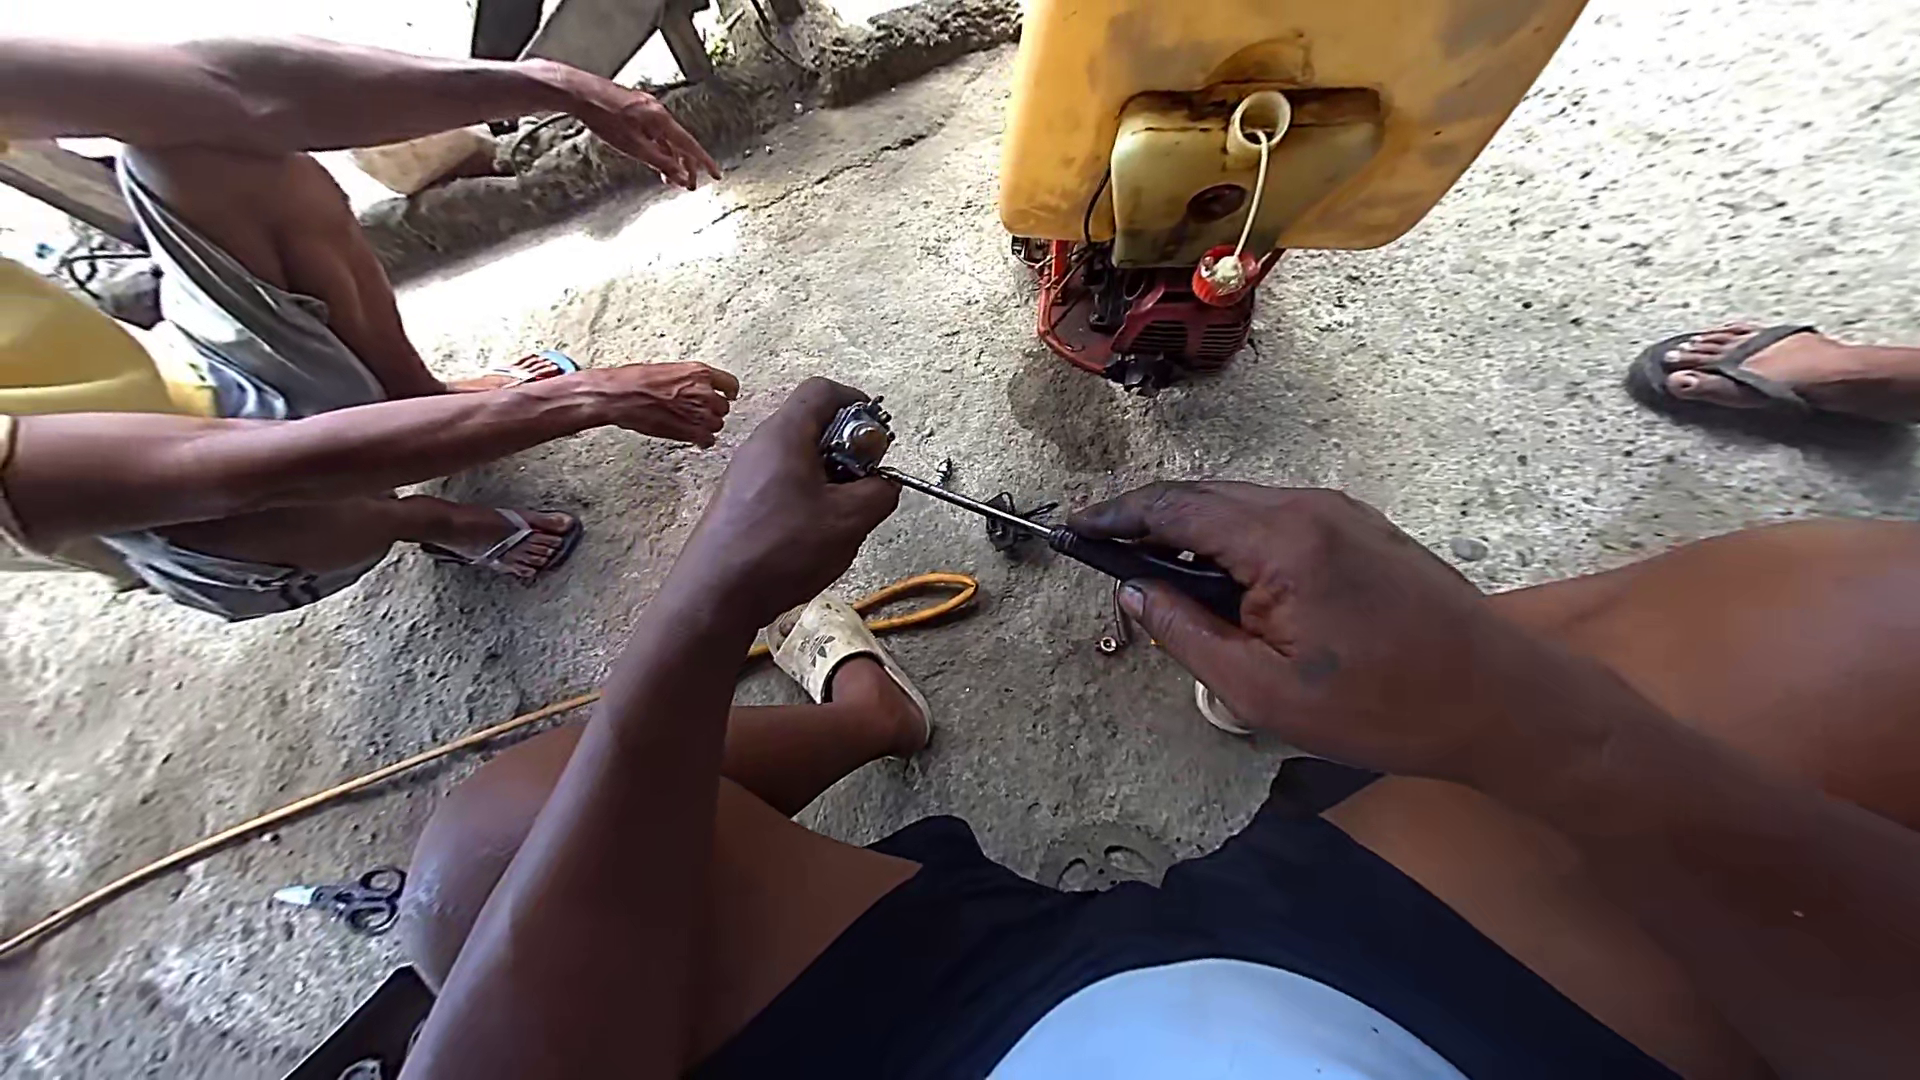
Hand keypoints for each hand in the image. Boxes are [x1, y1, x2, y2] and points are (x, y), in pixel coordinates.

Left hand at [571, 81, 721, 189]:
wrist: (577, 93)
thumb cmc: (604, 117)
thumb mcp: (636, 148)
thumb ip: (662, 164)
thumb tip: (682, 178)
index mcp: (661, 120)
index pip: (691, 145)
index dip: (705, 162)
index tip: (716, 175)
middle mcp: (657, 113)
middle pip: (680, 144)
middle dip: (686, 166)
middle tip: (689, 186)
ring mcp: (646, 110)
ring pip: (667, 140)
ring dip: (672, 160)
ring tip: (670, 179)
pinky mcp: (635, 110)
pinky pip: (655, 134)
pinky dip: (659, 150)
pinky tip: (655, 161)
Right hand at [578, 362, 737, 447]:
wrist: (618, 396)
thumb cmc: (635, 380)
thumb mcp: (670, 370)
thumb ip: (692, 380)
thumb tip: (702, 389)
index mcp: (699, 373)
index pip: (731, 384)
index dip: (729, 392)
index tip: (728, 396)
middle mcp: (704, 392)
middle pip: (724, 408)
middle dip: (712, 411)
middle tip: (698, 413)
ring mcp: (699, 413)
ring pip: (717, 425)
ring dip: (707, 426)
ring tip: (691, 424)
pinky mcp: (692, 431)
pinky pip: (709, 440)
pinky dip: (703, 441)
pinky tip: (695, 439)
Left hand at [669, 378, 899, 625]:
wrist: (716, 595)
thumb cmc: (782, 548)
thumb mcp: (849, 520)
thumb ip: (879, 493)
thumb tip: (886, 484)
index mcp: (785, 435)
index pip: (823, 390)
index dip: (859, 403)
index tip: (878, 436)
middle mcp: (761, 445)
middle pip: (813, 425)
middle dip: (850, 449)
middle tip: (867, 482)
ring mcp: (746, 474)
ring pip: (801, 458)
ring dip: (832, 478)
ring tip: (845, 514)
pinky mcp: (740, 501)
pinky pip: (784, 483)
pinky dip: (810, 496)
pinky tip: (816, 533)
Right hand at [1071, 483, 1608, 782]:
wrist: (1509, 703)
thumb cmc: (1382, 707)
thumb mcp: (1261, 691)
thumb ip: (1185, 633)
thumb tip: (1134, 592)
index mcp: (1281, 542)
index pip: (1174, 507)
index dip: (1116, 515)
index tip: (1077, 527)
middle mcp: (1306, 506)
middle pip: (1200, 495)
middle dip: (1143, 516)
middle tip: (1103, 546)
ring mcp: (1335, 510)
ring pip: (1233, 502)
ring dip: (1184, 524)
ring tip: (1150, 561)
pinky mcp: (1353, 523)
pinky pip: (1267, 514)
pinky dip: (1223, 531)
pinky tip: (1213, 566)